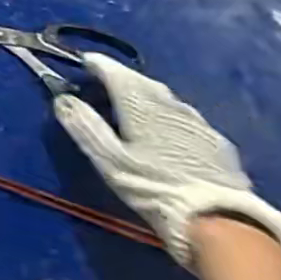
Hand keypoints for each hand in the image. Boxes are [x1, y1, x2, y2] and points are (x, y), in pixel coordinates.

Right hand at [52, 53, 280, 269]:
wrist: (218, 220)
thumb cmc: (151, 186)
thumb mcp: (107, 158)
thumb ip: (84, 125)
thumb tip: (63, 98)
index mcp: (144, 112)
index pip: (121, 78)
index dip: (103, 66)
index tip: (87, 59)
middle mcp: (174, 113)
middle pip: (148, 85)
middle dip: (125, 76)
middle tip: (106, 74)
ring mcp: (200, 128)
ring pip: (170, 100)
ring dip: (148, 92)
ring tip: (132, 94)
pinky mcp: (216, 145)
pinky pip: (186, 116)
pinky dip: (167, 109)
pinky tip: (165, 121)